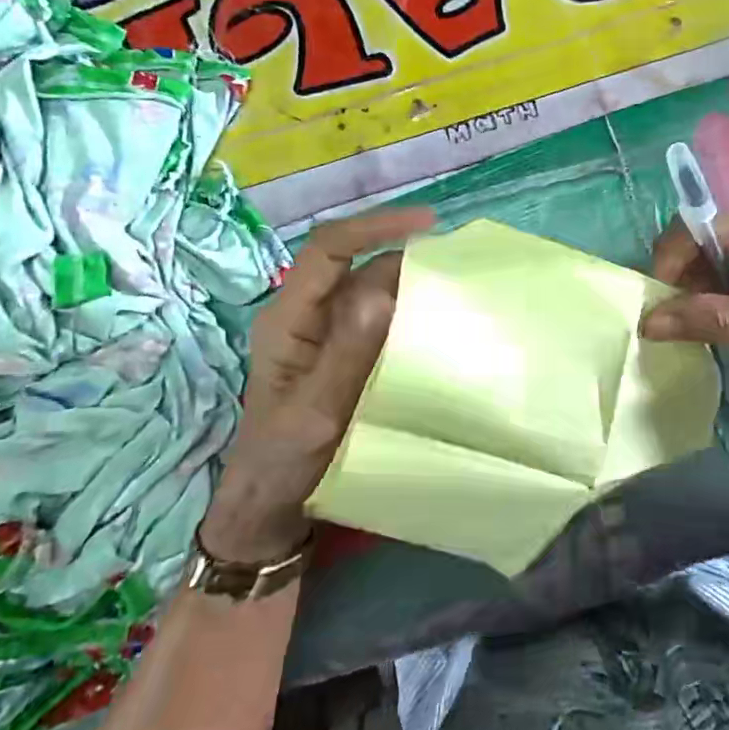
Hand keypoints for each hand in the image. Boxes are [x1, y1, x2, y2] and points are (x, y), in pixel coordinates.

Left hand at [200, 207, 435, 563]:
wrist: (269, 505)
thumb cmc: (282, 460)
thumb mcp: (315, 412)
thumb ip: (347, 355)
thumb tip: (384, 292)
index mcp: (288, 317)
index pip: (327, 249)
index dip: (374, 226)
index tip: (427, 224)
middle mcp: (307, 314)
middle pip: (356, 266)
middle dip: (404, 257)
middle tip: (459, 267)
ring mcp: (325, 334)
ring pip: (371, 291)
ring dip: (410, 287)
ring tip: (460, 291)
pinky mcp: (342, 354)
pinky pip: (378, 322)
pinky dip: (408, 317)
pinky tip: (439, 327)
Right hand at [640, 212, 728, 421]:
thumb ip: (701, 319)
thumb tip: (644, 322)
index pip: (701, 227)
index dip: (672, 259)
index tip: (659, 299)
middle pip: (705, 247)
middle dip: (684, 282)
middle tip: (676, 320)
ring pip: (714, 271)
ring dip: (697, 299)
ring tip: (693, 330)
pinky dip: (714, 309)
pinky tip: (713, 332)